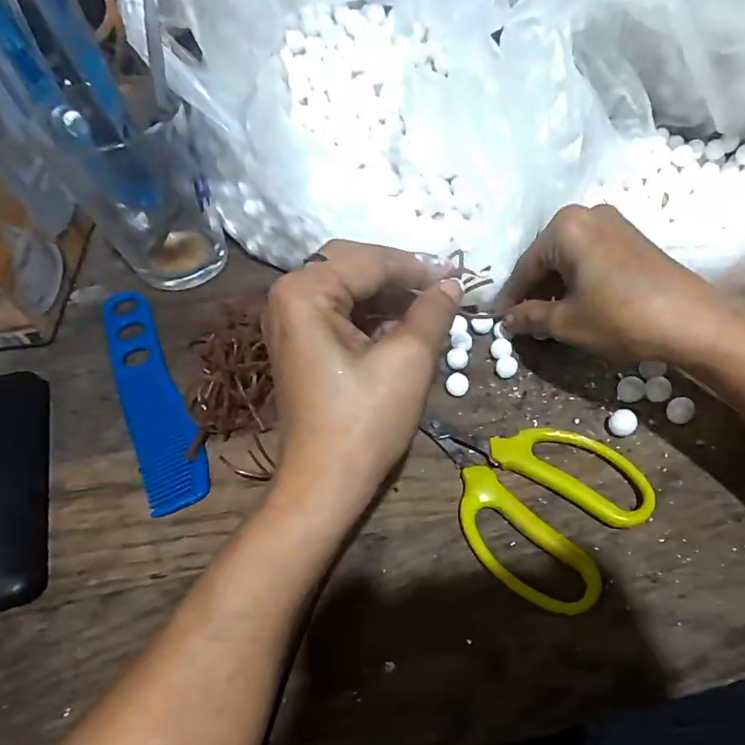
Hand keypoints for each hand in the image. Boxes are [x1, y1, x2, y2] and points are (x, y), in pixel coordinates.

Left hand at [264, 240, 460, 510]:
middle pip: (351, 267)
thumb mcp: (408, 360)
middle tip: (440, 289)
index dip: (417, 267)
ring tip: (428, 310)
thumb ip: (431, 312)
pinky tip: (402, 329)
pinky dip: (371, 317)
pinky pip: (338, 315)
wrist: (325, 482)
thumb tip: (450, 285)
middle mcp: (286, 299)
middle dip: (398, 276)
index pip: (369, 261)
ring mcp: (289, 325)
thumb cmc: (365, 421)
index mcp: (304, 293)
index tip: (457, 276)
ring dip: (387, 297)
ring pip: (346, 291)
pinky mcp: (300, 348)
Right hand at [494, 205, 744, 366]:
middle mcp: (587, 214)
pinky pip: (590, 257)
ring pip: (569, 258)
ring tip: (547, 319)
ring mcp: (613, 223)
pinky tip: (575, 305)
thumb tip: (507, 321)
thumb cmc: (620, 317)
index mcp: (565, 227)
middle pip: (547, 257)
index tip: (498, 322)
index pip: (525, 267)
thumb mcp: (568, 322)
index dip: (510, 299)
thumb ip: (531, 318)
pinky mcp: (631, 238)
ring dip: (555, 287)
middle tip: (523, 323)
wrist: (690, 320)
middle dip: (533, 291)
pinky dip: (577, 280)